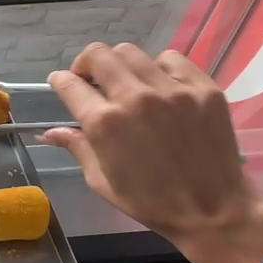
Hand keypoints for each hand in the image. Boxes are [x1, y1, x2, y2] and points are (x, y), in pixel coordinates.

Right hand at [43, 42, 262, 262]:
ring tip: (126, 81)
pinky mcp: (202, 87)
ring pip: (132, 52)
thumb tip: (49, 132)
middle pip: (98, 55)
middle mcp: (135, 98)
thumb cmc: (150, 201)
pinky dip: (157, 66)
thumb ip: (77, 147)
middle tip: (90, 78)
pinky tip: (159, 84)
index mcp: (104, 124)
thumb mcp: (101, 181)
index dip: (59, 80)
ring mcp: (171, 89)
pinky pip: (172, 58)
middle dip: (85, 63)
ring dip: (119, 63)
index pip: (70, 84)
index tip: (61, 82)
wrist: (212, 211)